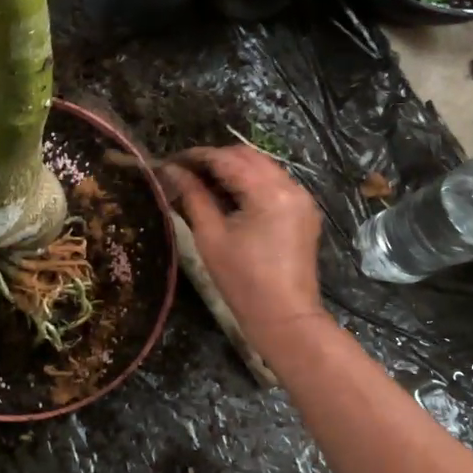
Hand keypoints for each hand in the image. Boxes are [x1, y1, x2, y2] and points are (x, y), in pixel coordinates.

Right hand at [160, 146, 325, 325]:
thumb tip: (171, 171)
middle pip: (247, 156)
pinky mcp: (303, 211)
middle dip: (215, 159)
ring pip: (262, 166)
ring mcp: (301, 198)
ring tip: (202, 183)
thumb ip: (193, 196)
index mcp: (268, 192)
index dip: (196, 157)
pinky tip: (228, 196)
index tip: (170, 162)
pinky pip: (273, 182)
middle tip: (184, 172)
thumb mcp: (211, 236)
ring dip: (232, 169)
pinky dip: (249, 182)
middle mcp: (290, 186)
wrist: (285, 317)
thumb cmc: (243, 280)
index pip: (226, 159)